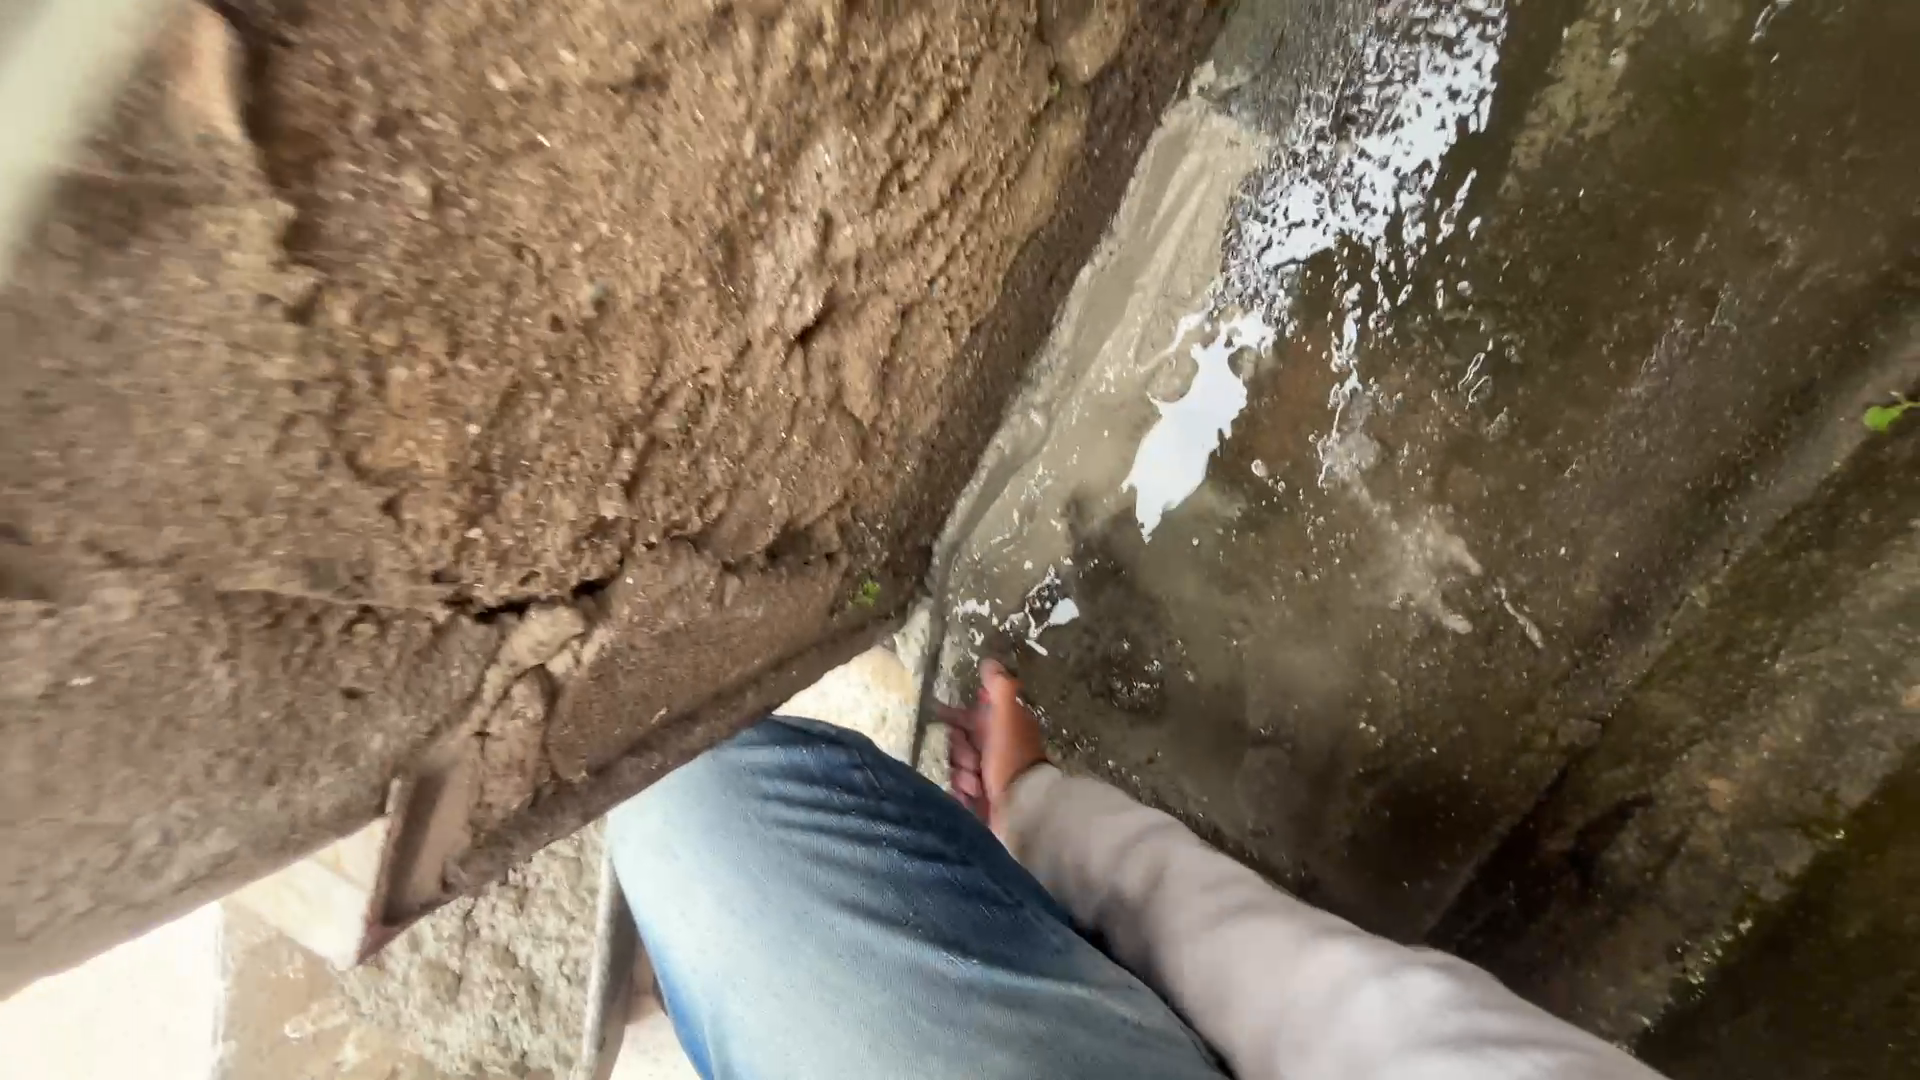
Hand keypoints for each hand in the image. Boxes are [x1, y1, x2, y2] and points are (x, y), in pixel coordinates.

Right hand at [939, 658, 1046, 836]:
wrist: (1021, 806)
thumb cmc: (1011, 756)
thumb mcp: (1007, 715)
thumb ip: (999, 687)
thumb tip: (989, 662)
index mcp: (1001, 726)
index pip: (968, 716)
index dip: (955, 718)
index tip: (948, 722)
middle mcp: (993, 748)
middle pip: (957, 742)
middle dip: (960, 751)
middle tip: (973, 761)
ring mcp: (986, 775)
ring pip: (955, 767)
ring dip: (962, 774)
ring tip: (977, 783)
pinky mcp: (979, 799)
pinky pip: (956, 791)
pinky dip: (962, 793)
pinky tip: (973, 796)